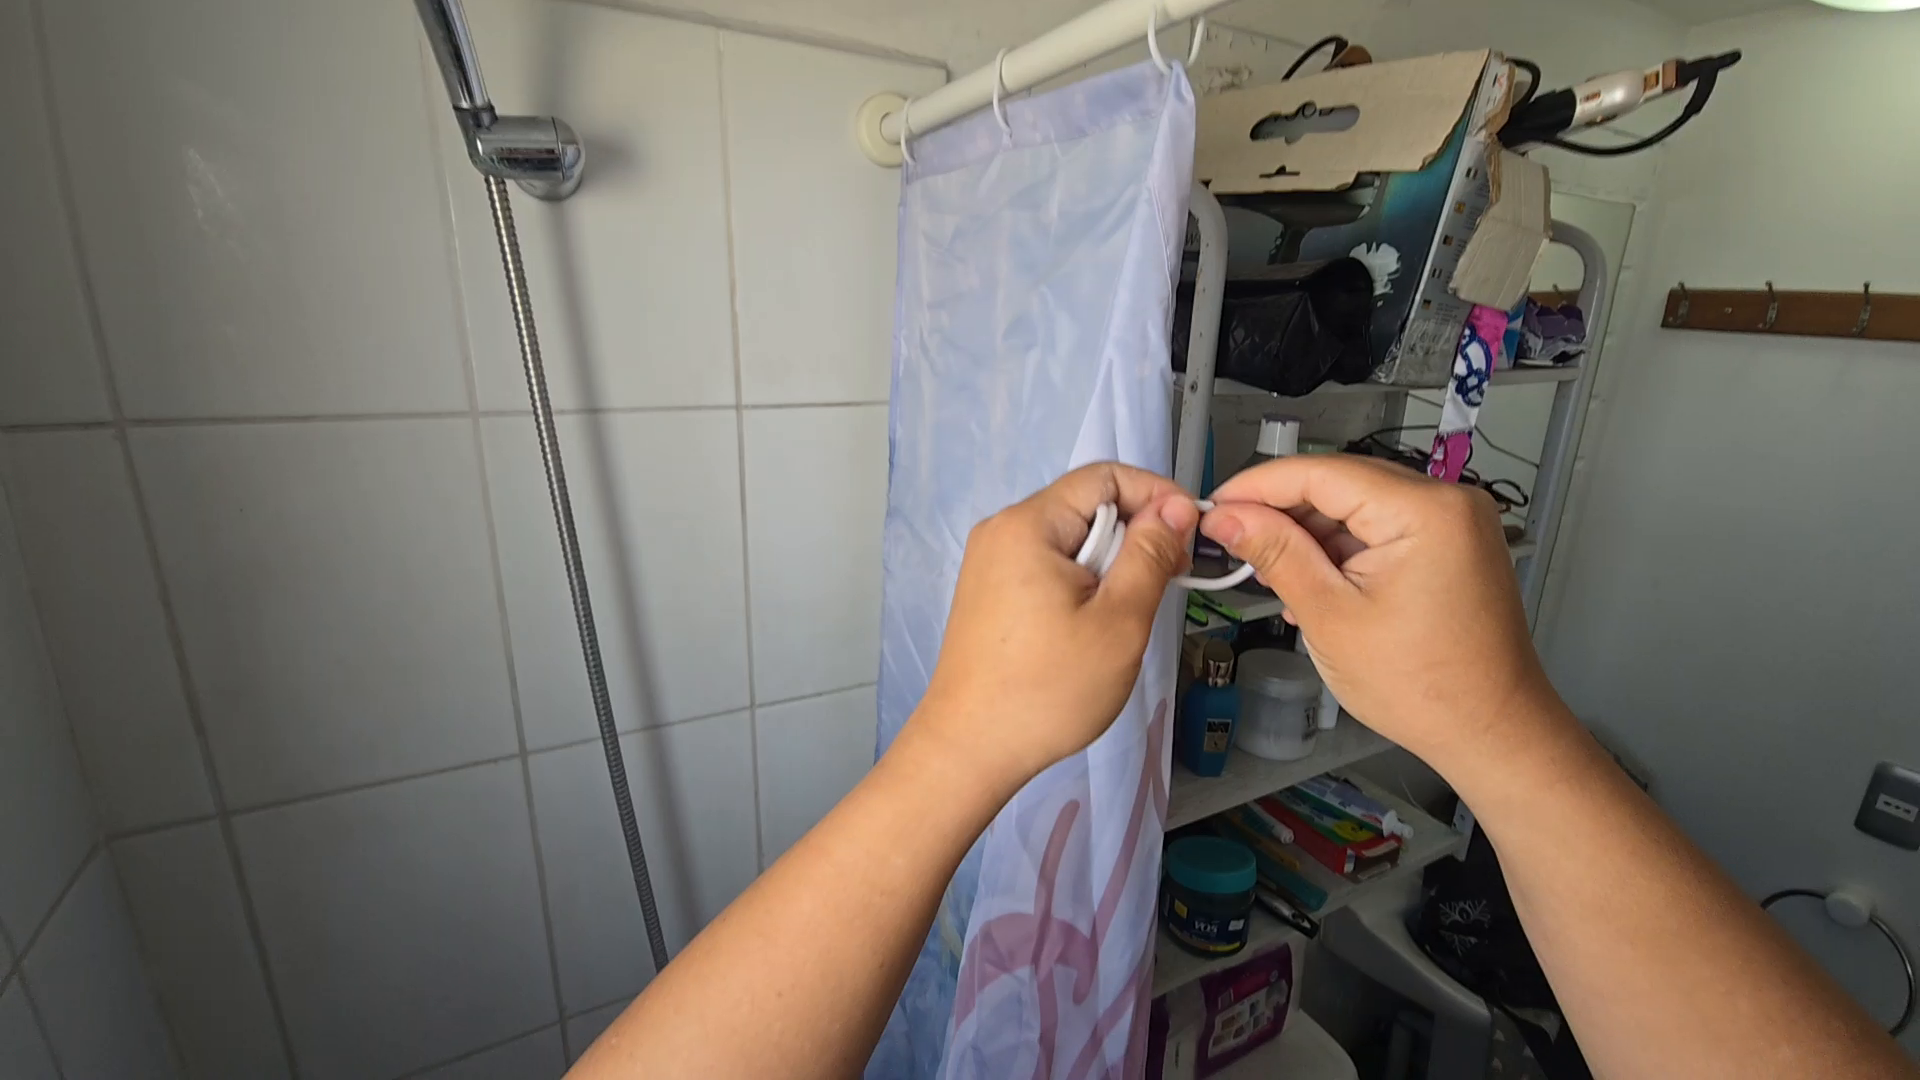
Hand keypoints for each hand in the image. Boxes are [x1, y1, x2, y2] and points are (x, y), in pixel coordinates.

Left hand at [910, 463, 1199, 790]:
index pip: (1104, 476)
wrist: (970, 748)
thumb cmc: (1047, 689)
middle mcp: (1001, 531)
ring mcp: (990, 562)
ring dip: (1109, 564)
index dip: (1155, 495)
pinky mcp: (989, 592)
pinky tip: (1091, 624)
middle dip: (1134, 534)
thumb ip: (1150, 554)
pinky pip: (1047, 566)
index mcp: (1028, 524)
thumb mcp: (1118, 621)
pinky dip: (1080, 582)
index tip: (1190, 534)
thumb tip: (1175, 508)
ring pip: (1069, 539)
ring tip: (1128, 612)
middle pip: (1085, 506)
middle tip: (1167, 580)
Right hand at [1200, 455, 1564, 767]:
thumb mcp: (1328, 614)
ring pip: (1353, 505)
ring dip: (1305, 534)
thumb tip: (1224, 517)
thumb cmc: (1415, 684)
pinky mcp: (1449, 543)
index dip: (1257, 485)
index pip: (1321, 472)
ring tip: (1268, 572)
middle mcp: (1446, 500)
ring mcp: (1452, 521)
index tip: (1212, 507)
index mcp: (1424, 511)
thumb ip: (1274, 553)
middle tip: (1231, 541)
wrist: (1490, 732)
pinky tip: (1308, 582)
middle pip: (1338, 483)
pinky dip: (1336, 549)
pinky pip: (1376, 527)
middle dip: (1280, 511)